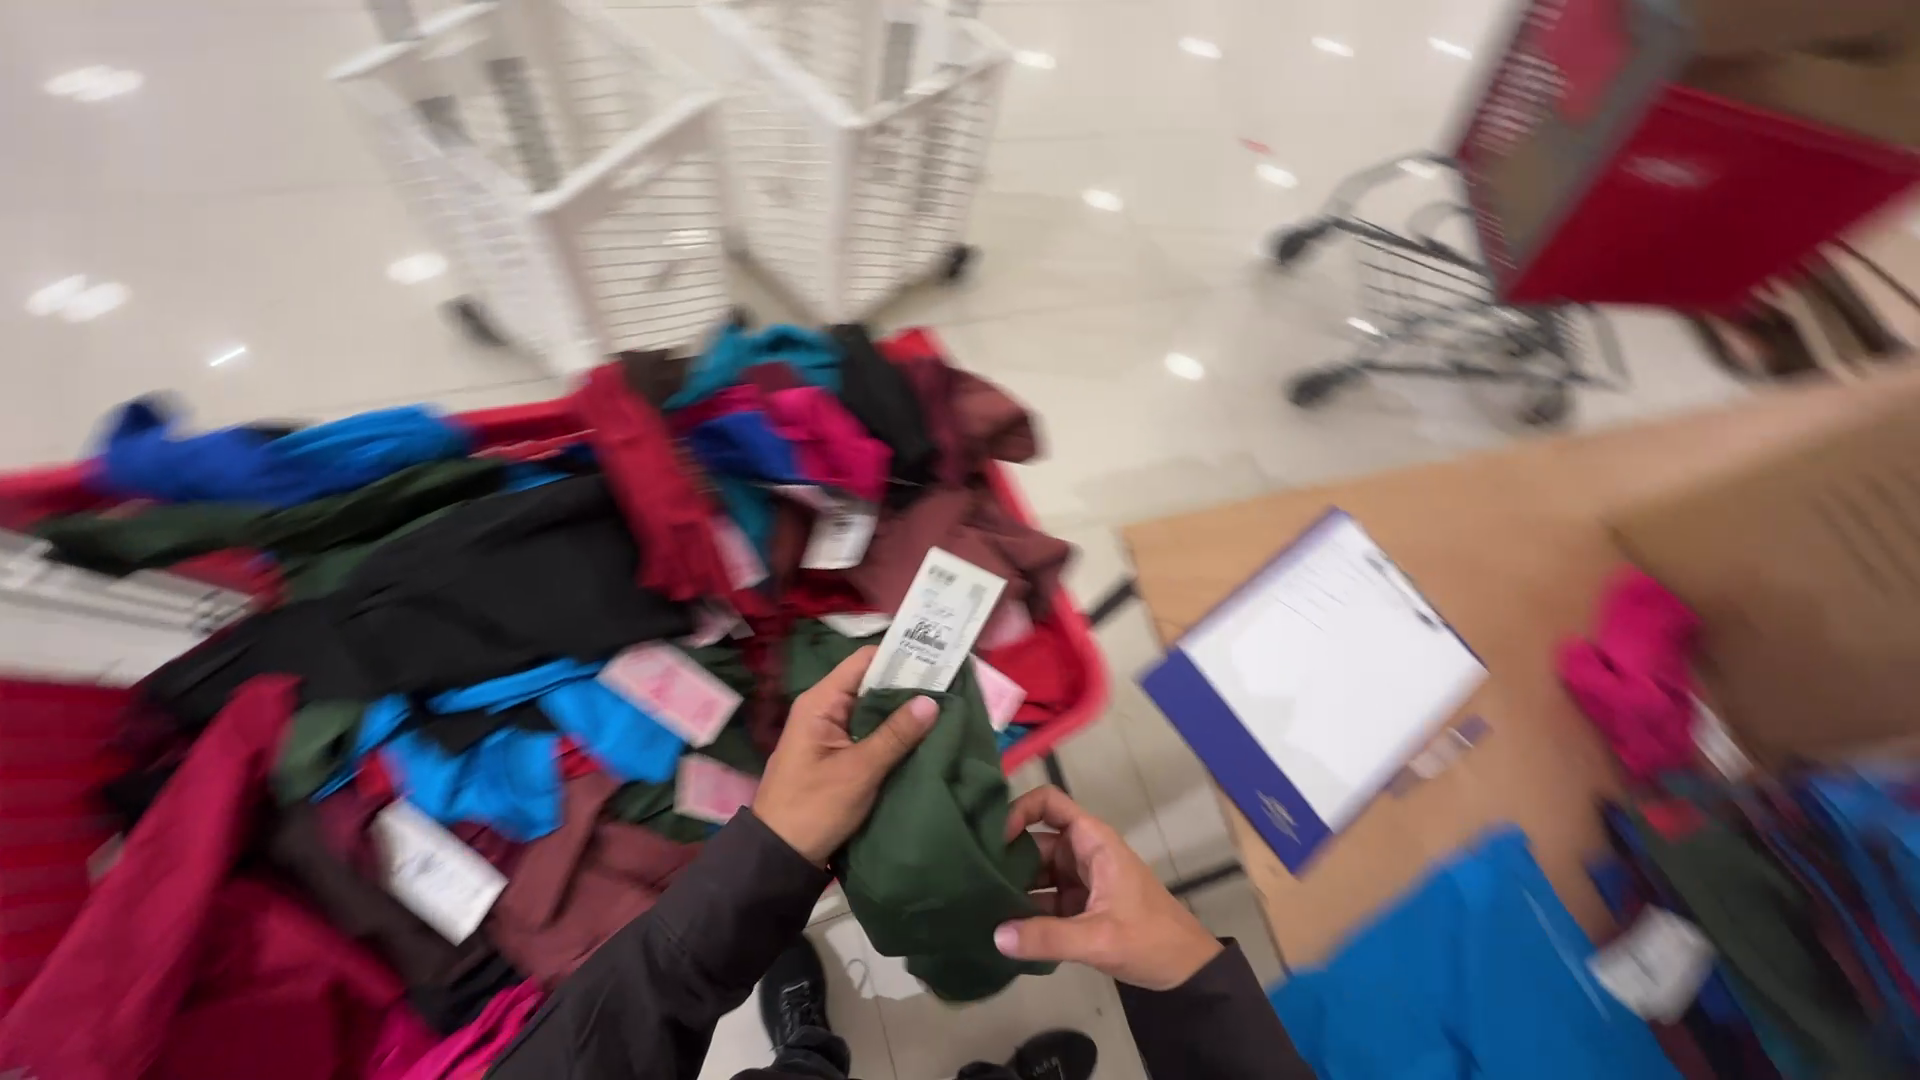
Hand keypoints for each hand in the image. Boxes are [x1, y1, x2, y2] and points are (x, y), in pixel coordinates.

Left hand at [752, 646, 939, 865]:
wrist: (779, 857)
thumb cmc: (814, 808)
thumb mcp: (859, 771)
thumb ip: (895, 734)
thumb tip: (932, 700)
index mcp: (821, 702)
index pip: (864, 661)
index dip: (900, 656)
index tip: (937, 657)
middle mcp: (825, 708)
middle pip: (872, 682)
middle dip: (908, 683)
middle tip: (951, 683)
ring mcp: (832, 731)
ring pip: (874, 708)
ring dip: (904, 709)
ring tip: (946, 704)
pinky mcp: (840, 753)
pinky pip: (872, 730)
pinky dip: (895, 730)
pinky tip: (924, 734)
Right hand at [993, 786, 1222, 990]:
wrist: (1186, 971)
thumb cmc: (1149, 939)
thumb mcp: (1099, 939)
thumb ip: (1048, 937)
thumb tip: (997, 935)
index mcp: (1092, 841)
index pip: (1049, 803)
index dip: (1020, 810)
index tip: (995, 838)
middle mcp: (1082, 852)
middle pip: (1035, 839)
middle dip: (1006, 855)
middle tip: (971, 875)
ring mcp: (1079, 878)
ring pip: (1036, 870)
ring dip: (1012, 885)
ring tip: (977, 902)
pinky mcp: (1078, 905)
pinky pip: (1043, 896)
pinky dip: (1024, 908)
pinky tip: (999, 925)